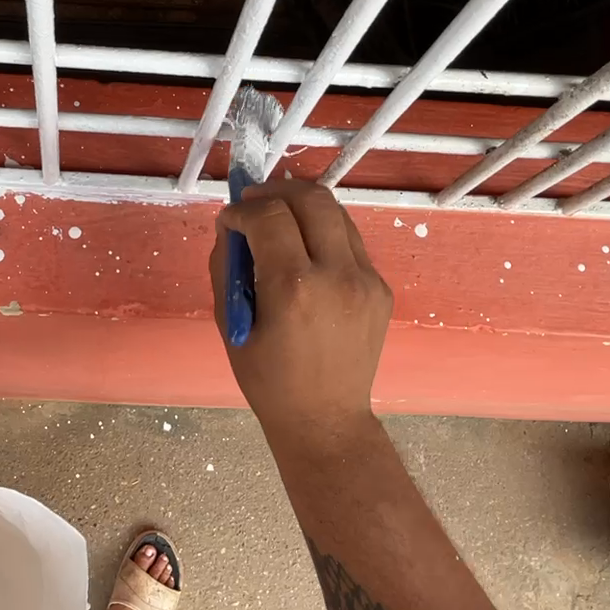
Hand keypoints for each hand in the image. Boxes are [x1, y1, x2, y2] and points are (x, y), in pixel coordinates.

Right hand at [210, 180, 392, 427]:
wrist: (325, 419)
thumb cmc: (268, 379)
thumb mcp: (231, 324)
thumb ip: (227, 268)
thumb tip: (231, 228)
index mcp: (294, 288)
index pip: (270, 216)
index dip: (243, 209)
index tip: (230, 219)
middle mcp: (337, 275)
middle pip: (312, 199)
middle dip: (277, 191)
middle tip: (254, 202)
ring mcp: (367, 280)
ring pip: (337, 214)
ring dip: (303, 207)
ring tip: (279, 220)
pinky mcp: (381, 288)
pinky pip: (350, 242)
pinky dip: (322, 235)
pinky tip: (305, 254)